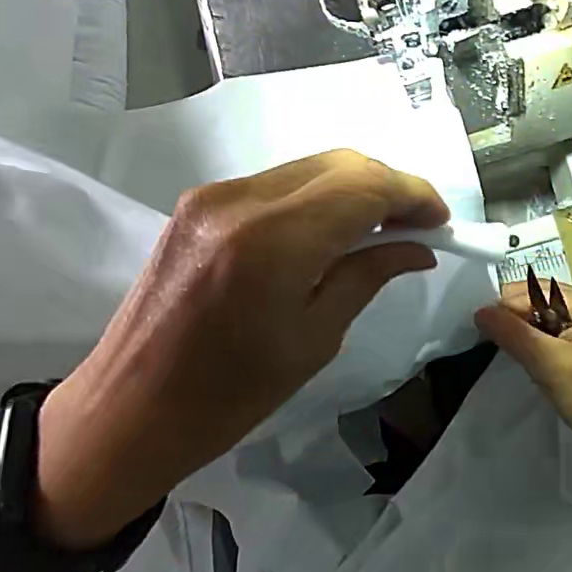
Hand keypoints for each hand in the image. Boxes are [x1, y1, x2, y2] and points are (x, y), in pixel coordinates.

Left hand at [35, 150, 449, 547]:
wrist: (130, 408)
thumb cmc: (230, 395)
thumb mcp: (315, 339)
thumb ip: (368, 276)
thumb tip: (417, 248)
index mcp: (275, 241)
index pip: (365, 186)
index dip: (413, 195)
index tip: (441, 221)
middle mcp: (242, 200)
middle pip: (340, 163)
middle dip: (388, 186)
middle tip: (417, 226)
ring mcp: (214, 195)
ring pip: (310, 167)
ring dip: (354, 189)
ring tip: (381, 229)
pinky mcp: (199, 202)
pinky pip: (278, 182)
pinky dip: (317, 196)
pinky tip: (331, 230)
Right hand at [473, 284, 571, 466]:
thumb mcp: (550, 366)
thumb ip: (513, 334)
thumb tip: (480, 311)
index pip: (539, 292)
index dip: (507, 308)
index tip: (481, 329)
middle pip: (545, 300)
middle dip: (519, 321)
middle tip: (497, 344)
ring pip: (550, 317)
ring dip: (530, 334)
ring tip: (519, 356)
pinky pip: (561, 331)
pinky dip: (544, 343)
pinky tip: (537, 361)